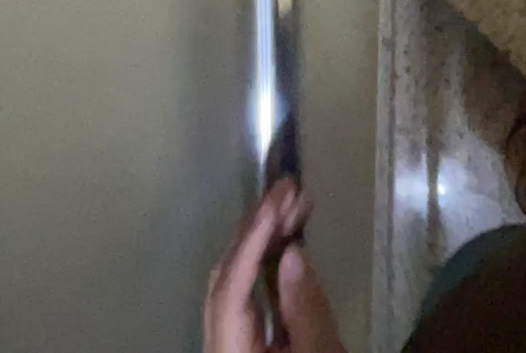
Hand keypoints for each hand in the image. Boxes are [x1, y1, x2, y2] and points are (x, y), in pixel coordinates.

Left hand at [204, 179, 343, 352]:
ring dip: (262, 241)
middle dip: (255, 231)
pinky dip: (267, 263)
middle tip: (288, 189)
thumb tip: (290, 252)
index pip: (230, 291)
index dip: (252, 242)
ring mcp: (229, 348)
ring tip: (295, 202)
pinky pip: (248, 297)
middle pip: (224, 282)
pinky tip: (291, 237)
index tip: (277, 200)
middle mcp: (219, 351)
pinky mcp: (245, 346)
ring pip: (235, 285)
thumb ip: (305, 307)